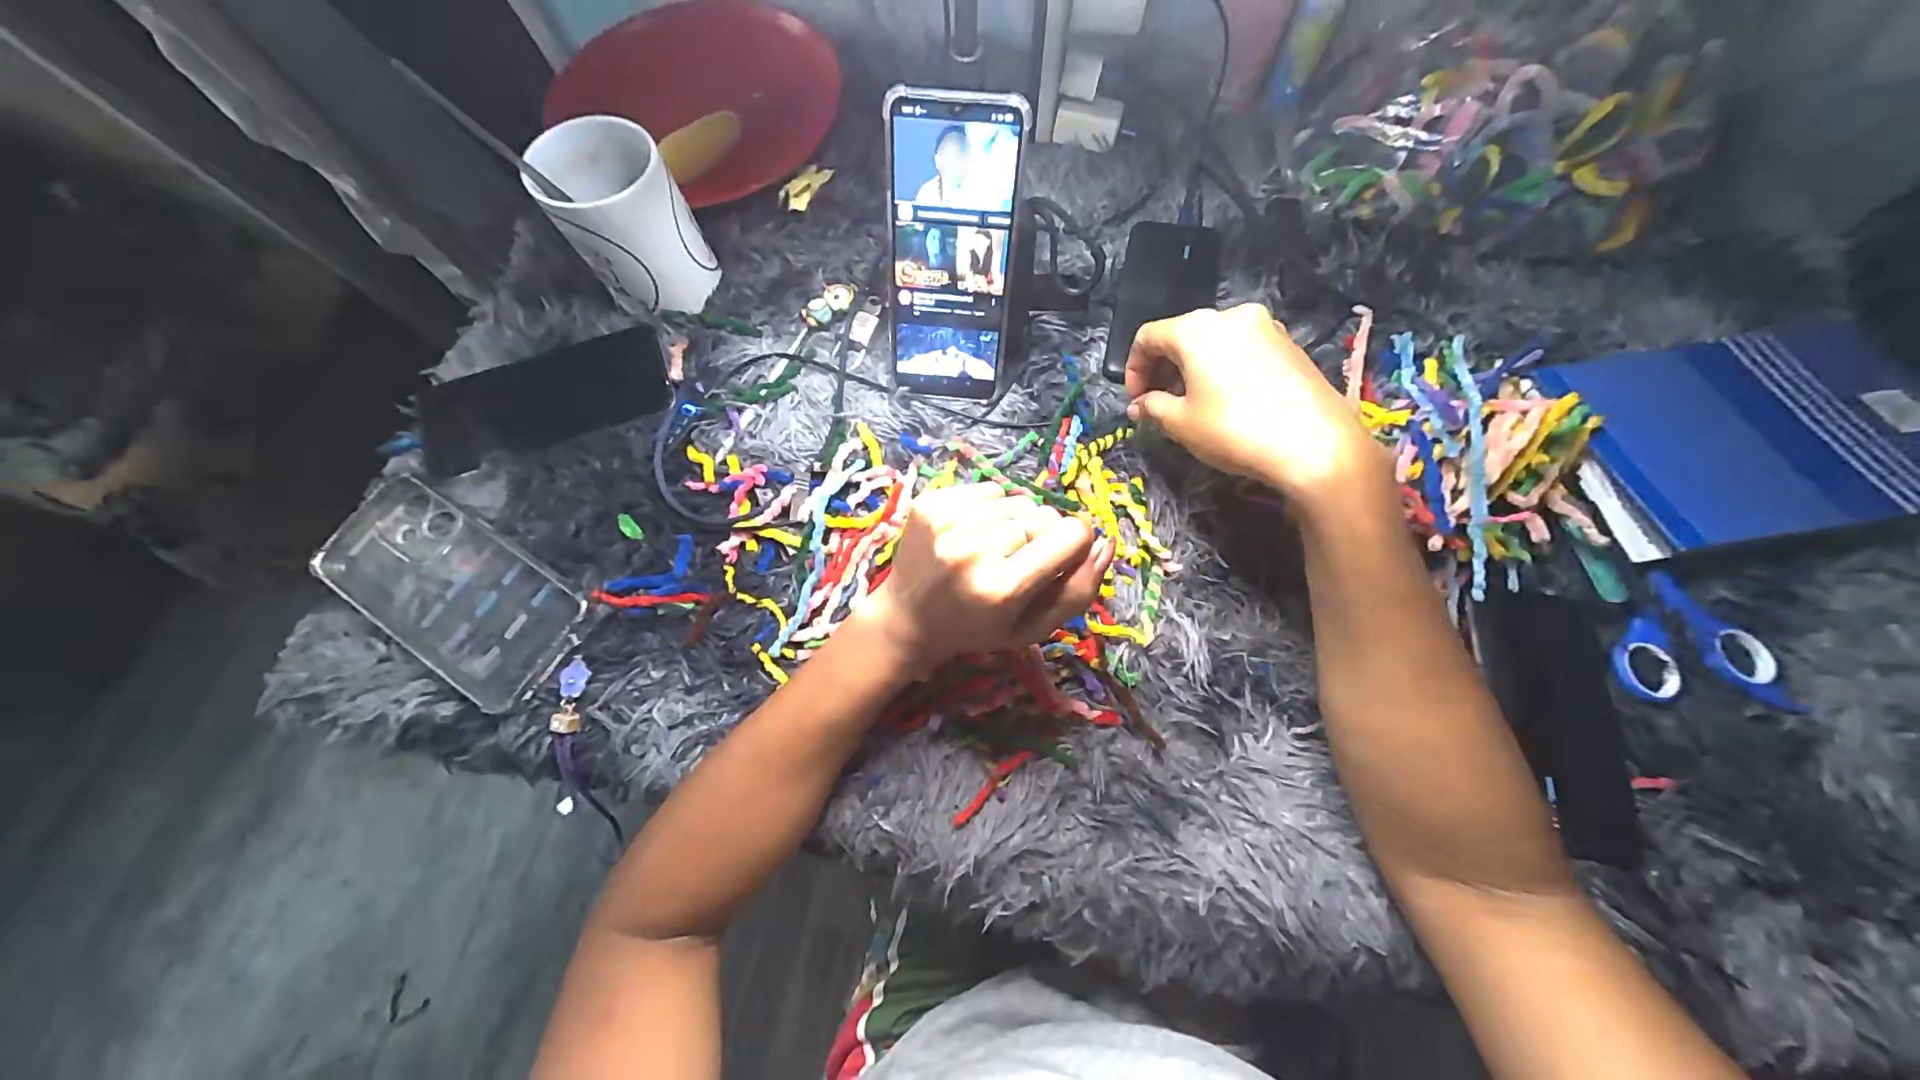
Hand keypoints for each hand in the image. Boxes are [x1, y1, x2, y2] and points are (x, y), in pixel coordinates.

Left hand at [852, 484, 1113, 676]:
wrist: (908, 618)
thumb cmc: (977, 628)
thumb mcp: (1033, 627)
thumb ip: (1077, 591)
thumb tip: (1106, 542)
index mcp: (1002, 588)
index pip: (1070, 535)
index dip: (1073, 543)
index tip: (1060, 556)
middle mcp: (973, 551)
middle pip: (1043, 515)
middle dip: (1041, 534)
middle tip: (1017, 561)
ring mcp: (947, 523)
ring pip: (1016, 500)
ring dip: (1014, 520)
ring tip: (993, 548)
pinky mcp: (931, 503)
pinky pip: (988, 489)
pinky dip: (989, 508)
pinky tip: (972, 533)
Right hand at [1125, 304, 1384, 503]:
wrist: (1316, 445)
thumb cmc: (1235, 430)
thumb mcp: (1181, 423)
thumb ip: (1152, 407)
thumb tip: (1139, 405)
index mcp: (1197, 328)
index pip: (1148, 336)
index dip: (1133, 368)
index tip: (1135, 400)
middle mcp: (1231, 316)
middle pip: (1182, 335)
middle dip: (1163, 369)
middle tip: (1157, 404)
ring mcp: (1266, 327)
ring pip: (1213, 342)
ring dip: (1192, 370)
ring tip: (1190, 406)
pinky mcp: (1289, 345)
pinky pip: (1240, 350)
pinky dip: (1221, 369)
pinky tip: (1223, 401)